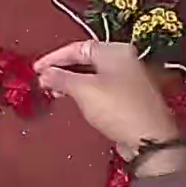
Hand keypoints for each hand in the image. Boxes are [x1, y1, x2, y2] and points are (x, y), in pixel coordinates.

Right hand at [34, 40, 185, 172]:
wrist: (149, 139)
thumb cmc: (118, 108)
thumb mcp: (84, 90)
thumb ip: (61, 78)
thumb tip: (44, 74)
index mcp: (115, 51)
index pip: (77, 48)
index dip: (54, 58)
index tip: (37, 69)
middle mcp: (123, 60)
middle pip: (85, 59)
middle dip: (62, 70)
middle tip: (43, 80)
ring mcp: (127, 78)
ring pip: (92, 74)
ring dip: (71, 81)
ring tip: (54, 91)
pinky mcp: (128, 96)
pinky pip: (100, 87)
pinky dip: (84, 91)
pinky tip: (74, 100)